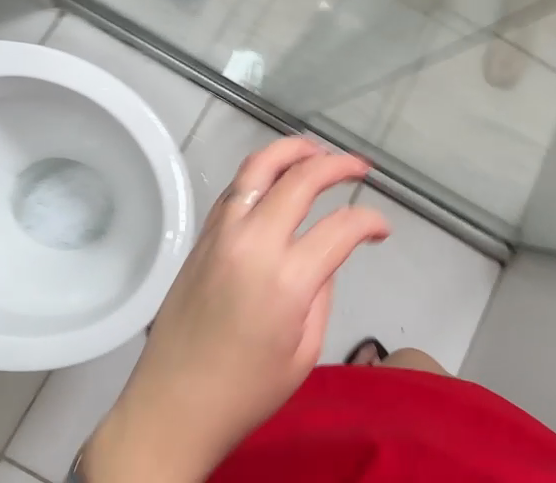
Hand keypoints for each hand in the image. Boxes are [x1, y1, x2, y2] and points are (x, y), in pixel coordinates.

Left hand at [81, 138, 390, 482]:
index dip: (370, 221)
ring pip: (259, 166)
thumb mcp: (304, 351)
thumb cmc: (246, 391)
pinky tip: (277, 179)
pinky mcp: (202, 235)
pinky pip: (235, 187)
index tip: (382, 230)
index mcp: (286, 279)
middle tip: (360, 168)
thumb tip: (325, 255)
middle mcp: (253, 241)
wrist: (173, 404)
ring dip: (293, 150)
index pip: (341, 227)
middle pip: (301, 177)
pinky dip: (261, 172)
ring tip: (318, 152)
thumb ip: (322, 292)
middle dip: (338, 164)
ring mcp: (222, 232)